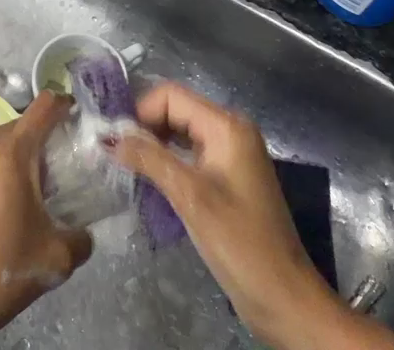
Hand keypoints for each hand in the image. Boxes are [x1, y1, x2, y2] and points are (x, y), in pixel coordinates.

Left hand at [0, 93, 92, 348]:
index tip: (77, 118)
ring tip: (19, 197)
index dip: (64, 106)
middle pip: (17, 128)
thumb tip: (84, 231)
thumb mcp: (55, 260)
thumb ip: (81, 236)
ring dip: (9, 162)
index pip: (43, 107)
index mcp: (9, 154)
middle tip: (54, 175)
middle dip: (38, 144)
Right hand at [107, 82, 393, 349]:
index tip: (113, 139)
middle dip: (143, 127)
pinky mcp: (227, 178)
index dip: (139, 111)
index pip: (171, 96)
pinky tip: (148, 180)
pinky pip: (190, 155)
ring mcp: (230, 155)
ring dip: (152, 145)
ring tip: (124, 167)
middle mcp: (230, 131)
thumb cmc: (239, 241)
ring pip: (180, 133)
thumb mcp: (190, 197)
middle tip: (113, 154)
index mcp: (227, 126)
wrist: (283, 295)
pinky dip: (167, 161)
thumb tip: (110, 137)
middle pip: (176, 111)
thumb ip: (150, 159)